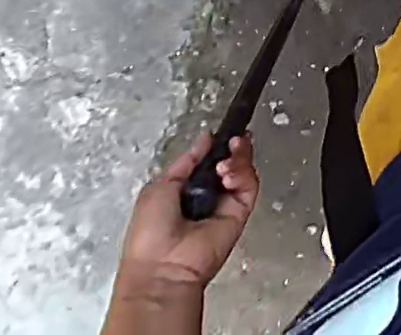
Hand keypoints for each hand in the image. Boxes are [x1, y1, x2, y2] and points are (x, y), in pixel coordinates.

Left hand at [113, 133, 259, 293]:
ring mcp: (227, 201)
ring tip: (225, 163)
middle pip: (231, 160)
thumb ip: (186, 161)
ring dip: (238, 158)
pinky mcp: (242, 209)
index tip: (224, 134)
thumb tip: (206, 138)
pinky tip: (228, 174)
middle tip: (234, 141)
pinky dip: (243, 173)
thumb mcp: (159, 187)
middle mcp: (210, 193)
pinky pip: (249, 184)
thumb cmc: (150, 232)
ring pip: (243, 168)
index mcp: (188, 188)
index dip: (219, 145)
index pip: (211, 159)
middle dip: (234, 146)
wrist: (163, 267)